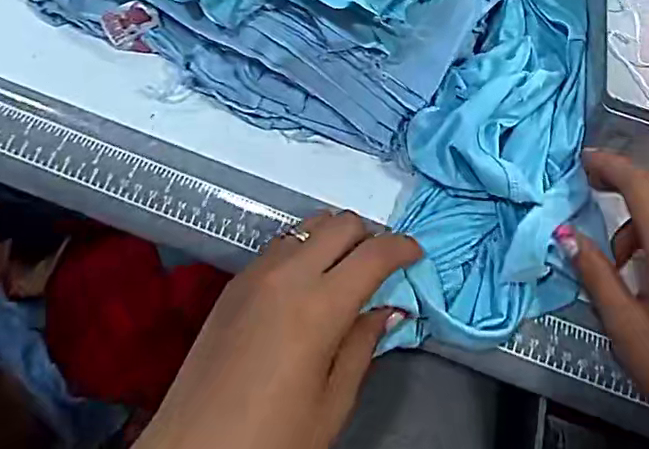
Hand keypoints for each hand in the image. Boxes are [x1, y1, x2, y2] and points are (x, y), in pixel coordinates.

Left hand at [137, 211, 421, 448]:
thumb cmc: (269, 441)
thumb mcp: (331, 404)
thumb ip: (363, 344)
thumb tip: (387, 308)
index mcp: (319, 306)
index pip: (375, 253)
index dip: (403, 248)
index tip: (415, 255)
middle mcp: (288, 275)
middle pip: (344, 223)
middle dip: (370, 236)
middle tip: (379, 267)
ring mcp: (256, 273)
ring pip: (310, 224)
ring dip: (335, 236)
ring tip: (343, 270)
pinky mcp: (233, 283)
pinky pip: (281, 243)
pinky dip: (304, 247)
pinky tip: (304, 282)